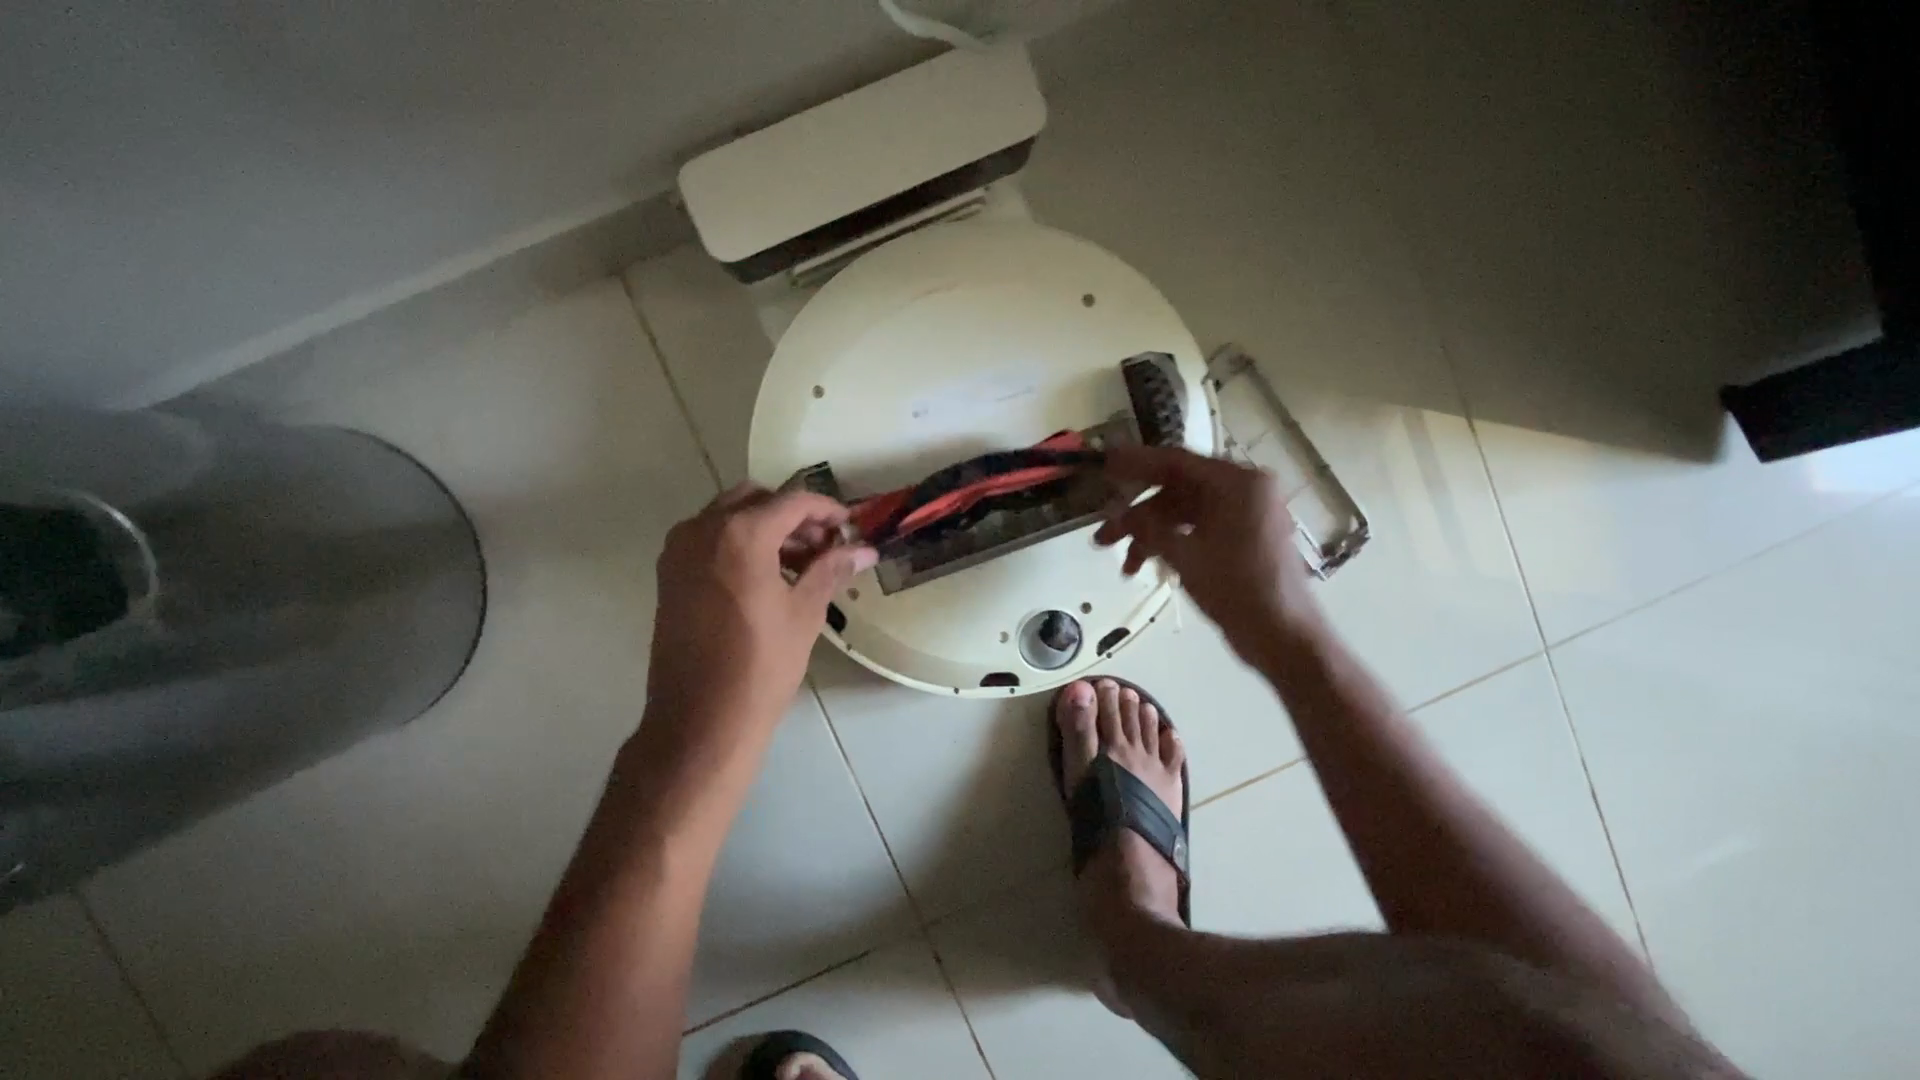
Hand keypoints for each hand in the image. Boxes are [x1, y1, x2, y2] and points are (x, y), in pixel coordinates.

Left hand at [645, 483, 876, 737]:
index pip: (792, 502)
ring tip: (800, 564)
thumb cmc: (760, 666)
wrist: (700, 719)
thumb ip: (830, 570)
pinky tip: (766, 577)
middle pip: (755, 499)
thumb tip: (863, 551)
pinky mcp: (668, 575)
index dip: (826, 510)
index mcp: (740, 534)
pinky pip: (708, 540)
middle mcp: (702, 529)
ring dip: (765, 528)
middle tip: (824, 545)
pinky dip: (738, 544)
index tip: (850, 528)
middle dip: (792, 515)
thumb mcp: (804, 613)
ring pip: (728, 517)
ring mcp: (678, 551)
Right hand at [1094, 444, 1321, 665]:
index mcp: (1238, 482)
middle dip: (1137, 515)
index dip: (1135, 464)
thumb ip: (1149, 527)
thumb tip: (1118, 512)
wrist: (1284, 637)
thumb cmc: (1238, 590)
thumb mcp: (1185, 556)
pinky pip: (1196, 529)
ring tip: (1124, 567)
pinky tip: (1145, 567)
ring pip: (1182, 513)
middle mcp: (1243, 489)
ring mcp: (1243, 514)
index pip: (1176, 463)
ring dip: (1150, 535)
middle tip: (1102, 534)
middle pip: (1176, 490)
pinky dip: (1170, 544)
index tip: (1102, 463)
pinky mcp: (1240, 538)